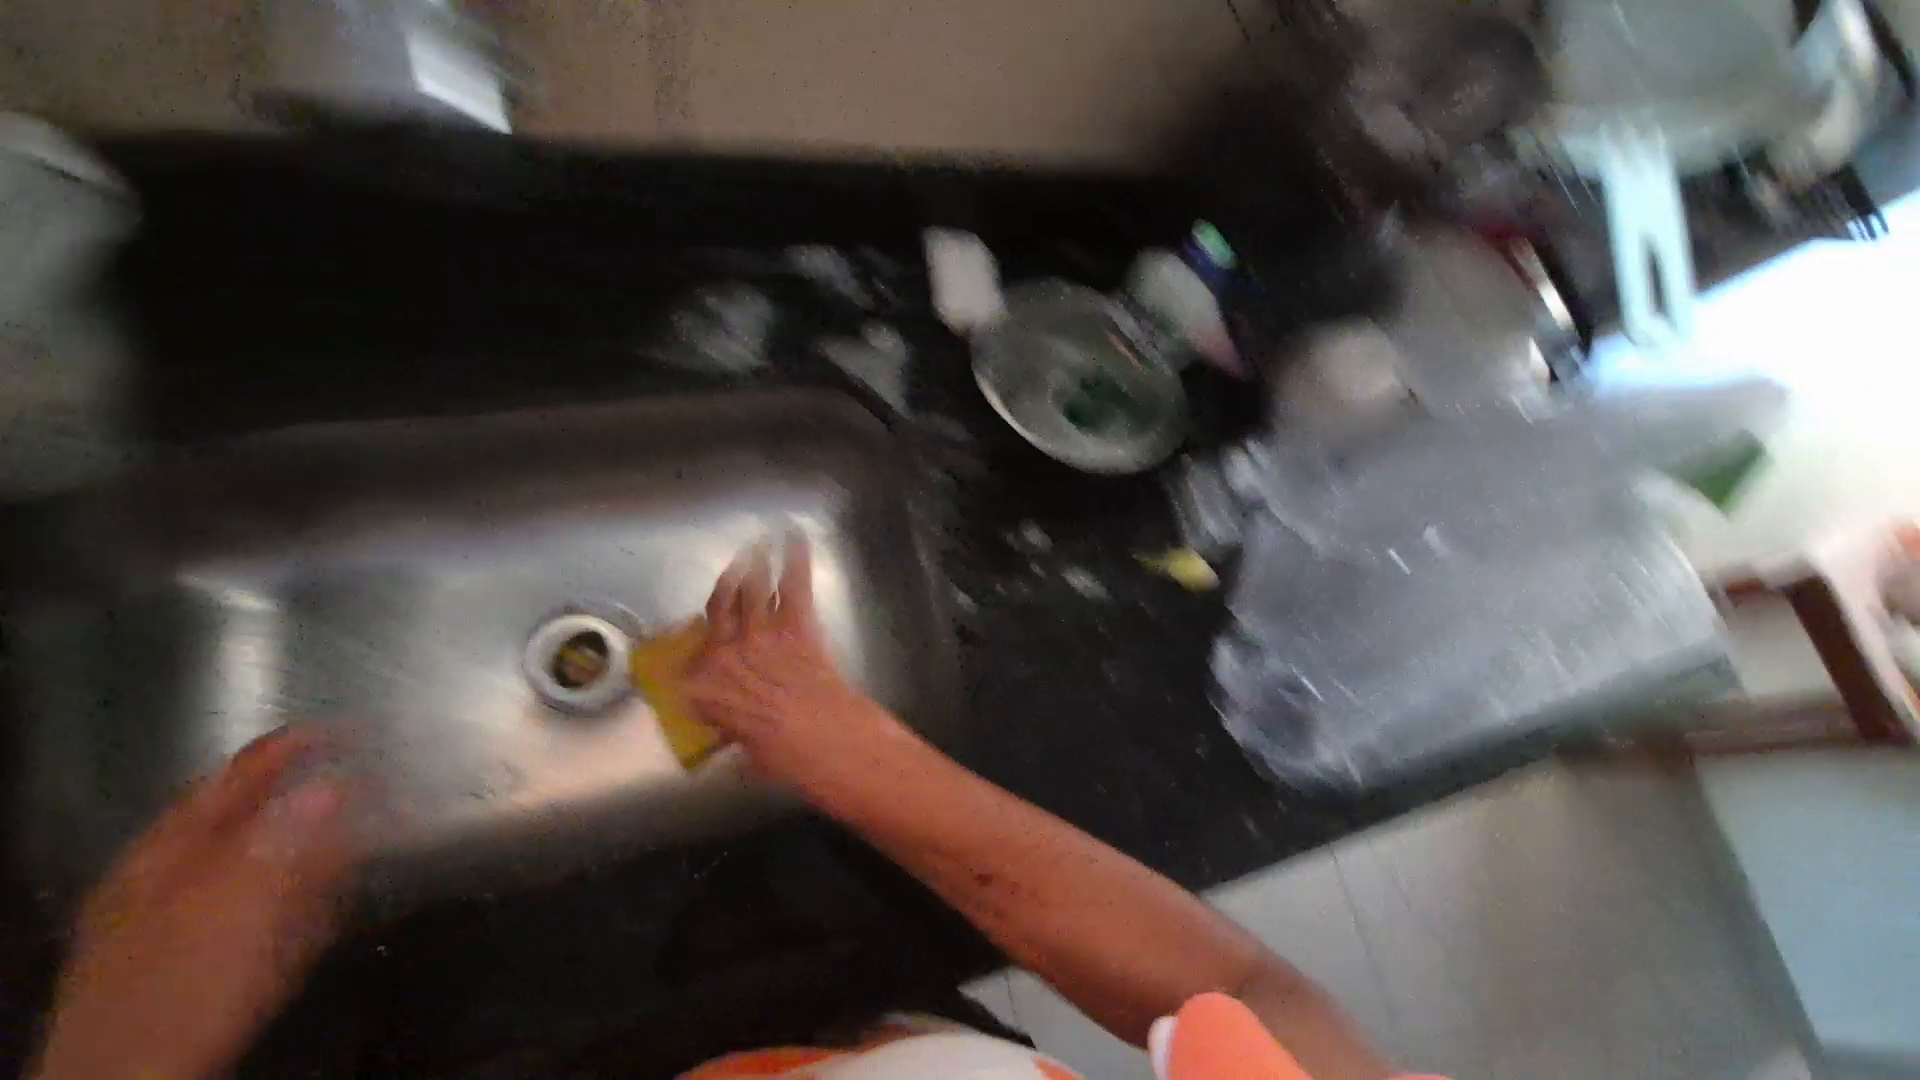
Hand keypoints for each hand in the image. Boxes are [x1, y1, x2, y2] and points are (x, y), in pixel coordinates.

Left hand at [34, 729, 358, 1079]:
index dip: (297, 746)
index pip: (239, 774)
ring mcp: (189, 916)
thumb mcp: (239, 903)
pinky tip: (329, 904)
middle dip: (318, 796)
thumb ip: (286, 839)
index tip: (356, 728)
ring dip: (320, 846)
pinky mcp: (211, 955)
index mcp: (170, 849)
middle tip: (377, 784)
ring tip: (367, 838)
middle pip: (255, 813)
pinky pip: (268, 905)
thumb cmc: (186, 985)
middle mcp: (174, 873)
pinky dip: (305, 894)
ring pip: (266, 859)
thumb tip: (337, 781)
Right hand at [684, 536, 916, 797]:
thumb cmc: (781, 754)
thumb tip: (739, 735)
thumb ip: (735, 732)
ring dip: (752, 566)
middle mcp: (725, 652)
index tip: (700, 645)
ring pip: (750, 589)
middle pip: (718, 612)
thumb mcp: (745, 751)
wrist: (819, 736)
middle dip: (723, 592)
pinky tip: (794, 535)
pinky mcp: (795, 622)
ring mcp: (760, 632)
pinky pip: (793, 583)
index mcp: (704, 689)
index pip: (690, 664)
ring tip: (753, 549)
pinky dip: (795, 556)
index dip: (698, 654)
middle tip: (728, 577)